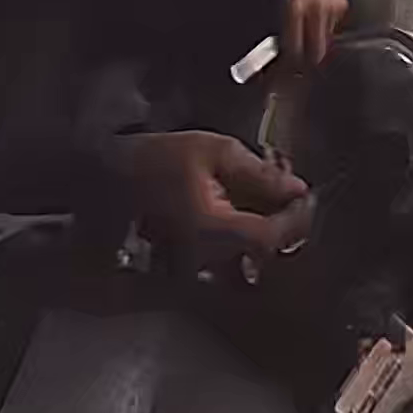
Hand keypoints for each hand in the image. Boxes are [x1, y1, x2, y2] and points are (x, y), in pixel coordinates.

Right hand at [111, 130, 312, 258]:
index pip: (270, 238)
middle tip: (290, 190)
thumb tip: (298, 189)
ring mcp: (195, 261)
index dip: (296, 218)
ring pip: (249, 251)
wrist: (108, 175)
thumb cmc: (160, 158)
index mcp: (212, 228)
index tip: (304, 195)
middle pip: (264, 249)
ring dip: (268, 223)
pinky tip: (248, 201)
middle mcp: (205, 254)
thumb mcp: (217, 151)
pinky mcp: (190, 257)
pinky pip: (231, 250)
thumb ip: (261, 173)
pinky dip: (248, 227)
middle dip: (285, 219)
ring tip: (271, 192)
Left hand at [285, 0, 348, 65]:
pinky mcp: (342, 7)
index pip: (294, 47)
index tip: (288, 70)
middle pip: (316, 51)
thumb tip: (284, 47)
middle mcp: (314, 10)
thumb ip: (283, 23)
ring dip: (317, 42)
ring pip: (326, 40)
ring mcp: (331, 9)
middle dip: (309, 62)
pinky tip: (320, 15)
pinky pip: (333, 26)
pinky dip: (326, 26)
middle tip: (303, 66)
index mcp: (294, 8)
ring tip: (310, 35)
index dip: (291, 63)